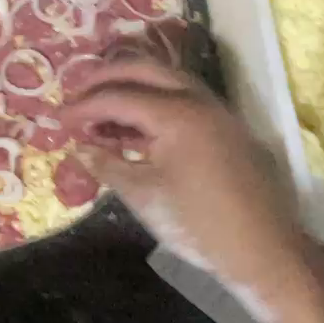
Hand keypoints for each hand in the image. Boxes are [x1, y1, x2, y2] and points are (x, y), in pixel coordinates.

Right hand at [59, 60, 323, 322]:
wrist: (265, 252)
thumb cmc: (199, 225)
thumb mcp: (143, 196)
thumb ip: (107, 165)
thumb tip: (81, 149)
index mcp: (177, 113)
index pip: (118, 96)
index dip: (83, 107)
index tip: (58, 121)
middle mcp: (199, 100)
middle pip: (144, 70)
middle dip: (105, 78)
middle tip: (76, 95)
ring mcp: (217, 112)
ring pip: (166, 81)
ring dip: (131, 89)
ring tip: (101, 113)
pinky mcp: (226, 129)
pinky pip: (182, 101)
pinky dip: (153, 105)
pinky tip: (133, 131)